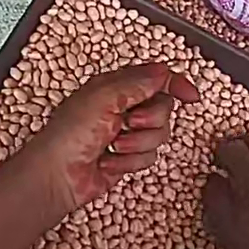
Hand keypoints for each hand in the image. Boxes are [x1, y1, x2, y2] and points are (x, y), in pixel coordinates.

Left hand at [19, 63, 199, 213]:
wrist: (57, 176)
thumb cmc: (69, 134)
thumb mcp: (104, 98)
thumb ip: (137, 82)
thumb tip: (163, 72)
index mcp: (115, 86)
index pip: (155, 78)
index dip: (175, 84)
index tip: (191, 96)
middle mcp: (123, 108)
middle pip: (163, 108)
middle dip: (151, 119)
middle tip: (130, 123)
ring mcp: (126, 134)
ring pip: (159, 135)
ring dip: (138, 143)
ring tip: (115, 146)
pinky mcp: (128, 158)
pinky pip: (149, 157)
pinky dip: (130, 161)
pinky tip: (109, 162)